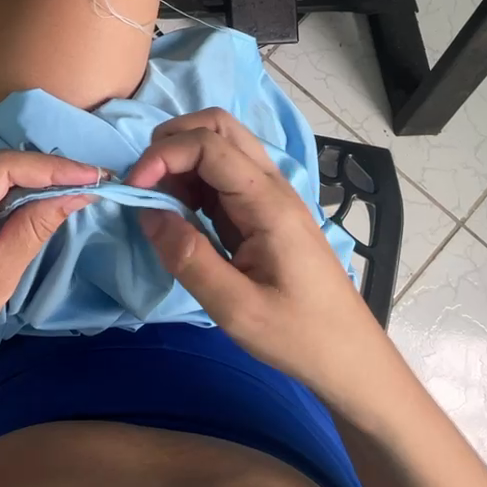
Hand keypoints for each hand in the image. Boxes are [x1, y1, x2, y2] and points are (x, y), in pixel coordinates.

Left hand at [0, 150, 100, 389]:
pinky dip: (2, 186)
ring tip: (66, 189)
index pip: (3, 166)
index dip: (51, 166)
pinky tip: (29, 198)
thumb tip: (76, 193)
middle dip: (42, 169)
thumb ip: (34, 228)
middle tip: (88, 182)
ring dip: (24, 176)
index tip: (95, 175)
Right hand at [126, 109, 387, 403]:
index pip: (208, 144)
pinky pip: (220, 171)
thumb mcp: (236, 309)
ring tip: (161, 200)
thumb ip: (188, 258)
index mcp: (267, 204)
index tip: (134, 189)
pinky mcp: (261, 209)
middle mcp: (270, 186)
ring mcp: (268, 194)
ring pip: (218, 142)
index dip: (163, 155)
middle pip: (217, 125)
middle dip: (170, 141)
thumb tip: (146, 212)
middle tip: (146, 182)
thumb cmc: (299, 337)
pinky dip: (190, 178)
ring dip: (180, 158)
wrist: (351, 361)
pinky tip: (181, 213)